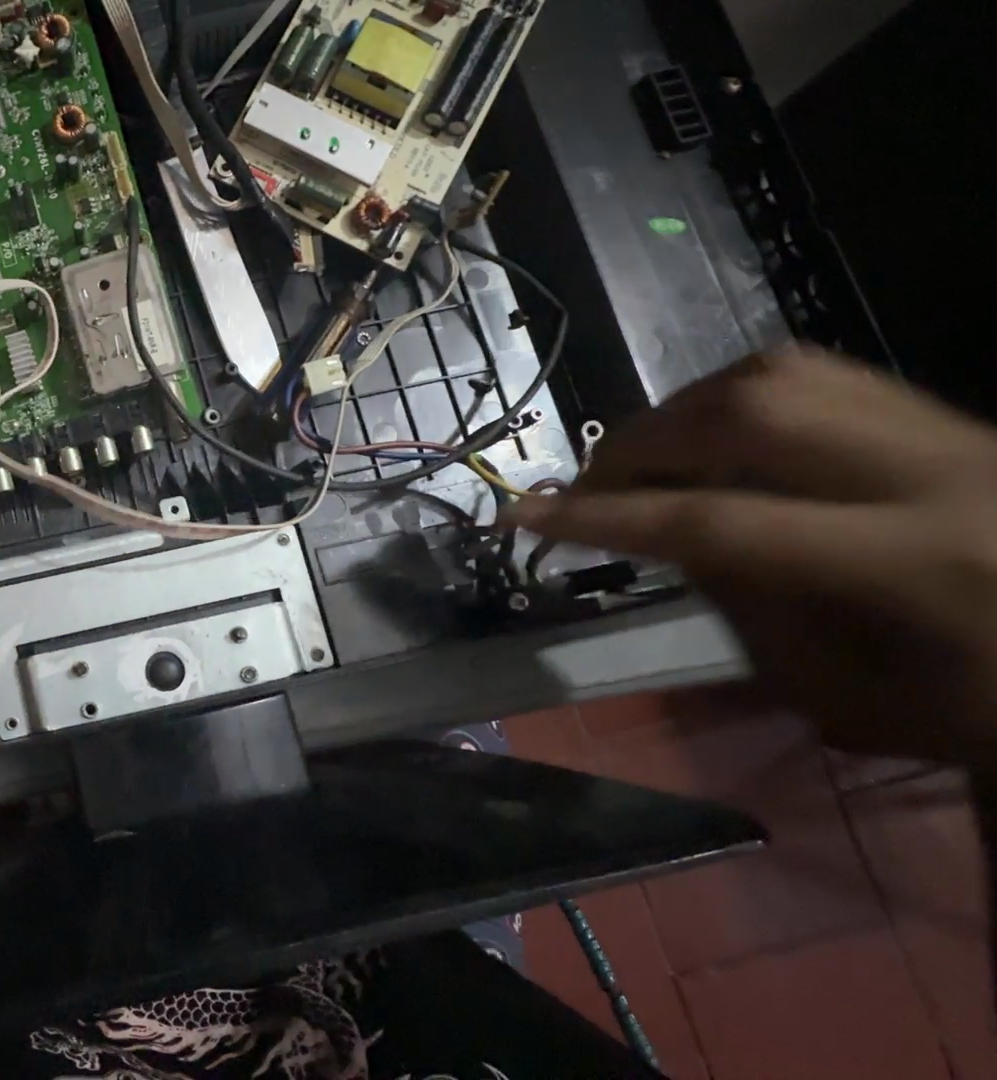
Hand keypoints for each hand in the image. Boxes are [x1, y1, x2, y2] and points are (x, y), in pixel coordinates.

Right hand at [502, 345, 996, 770]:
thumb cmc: (963, 712)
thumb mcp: (834, 690)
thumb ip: (739, 602)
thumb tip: (660, 531)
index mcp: (912, 564)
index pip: (719, 522)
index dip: (605, 516)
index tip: (521, 515)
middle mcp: (936, 475)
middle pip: (746, 415)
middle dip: (636, 445)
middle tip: (586, 487)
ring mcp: (950, 430)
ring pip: (777, 375)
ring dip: (676, 413)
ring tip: (640, 459)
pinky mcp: (945, 415)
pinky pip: (814, 374)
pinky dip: (730, 397)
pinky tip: (704, 435)